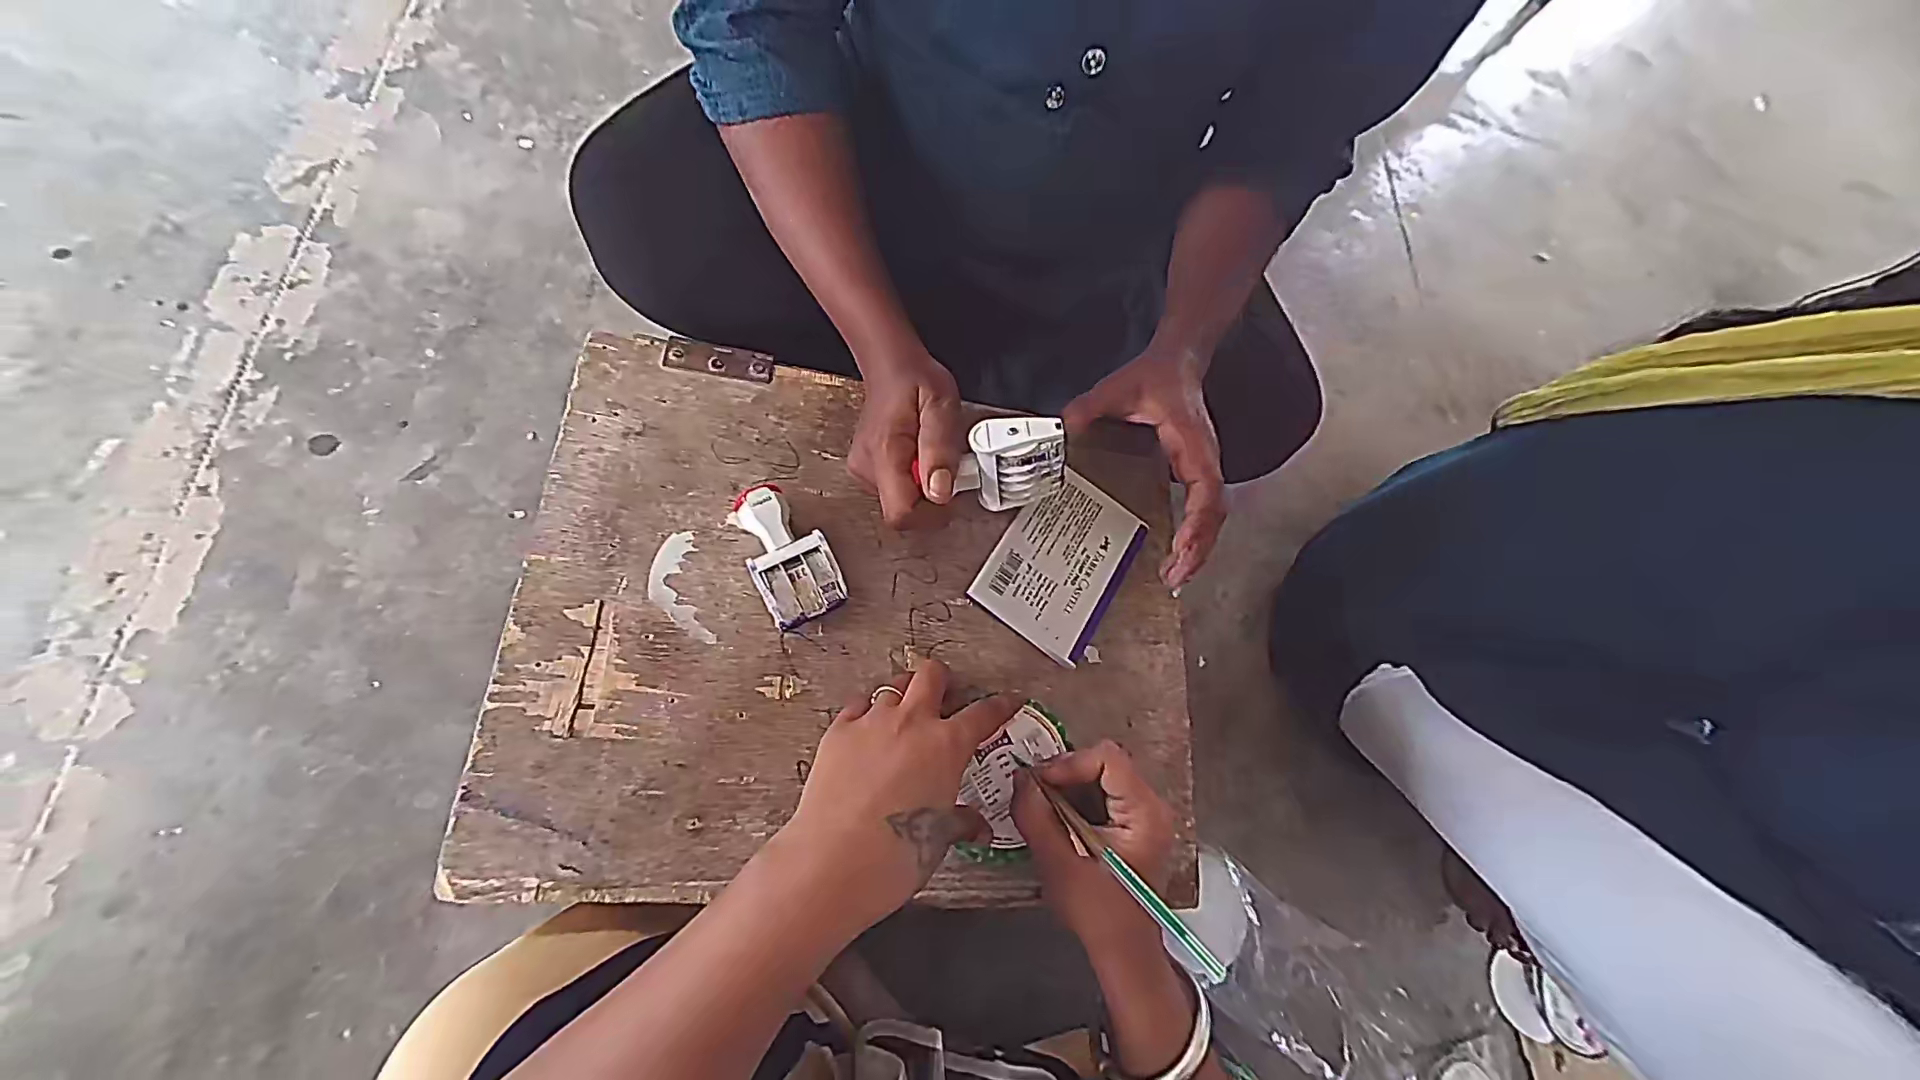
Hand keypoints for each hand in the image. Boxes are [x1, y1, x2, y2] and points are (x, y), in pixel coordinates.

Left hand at [782, 660, 1020, 926]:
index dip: (998, 705)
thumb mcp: (940, 838)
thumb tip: (973, 825)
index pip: (983, 713)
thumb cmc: (893, 856)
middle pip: (931, 675)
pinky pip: (858, 706)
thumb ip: (960, 821)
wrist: (834, 863)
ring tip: (905, 712)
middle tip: (946, 695)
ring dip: (903, 695)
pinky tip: (867, 728)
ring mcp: (872, 723)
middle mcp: (911, 723)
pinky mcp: (839, 732)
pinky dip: (866, 712)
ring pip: (893, 686)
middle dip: (942, 680)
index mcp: (946, 745)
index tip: (1003, 702)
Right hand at [848, 350, 963, 526]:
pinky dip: (914, 482)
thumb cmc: (915, 381)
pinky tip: (919, 458)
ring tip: (930, 456)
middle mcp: (867, 468)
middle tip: (942, 464)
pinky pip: (897, 492)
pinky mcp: (868, 473)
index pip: (900, 514)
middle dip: (930, 497)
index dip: (930, 515)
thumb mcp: (941, 408)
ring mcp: (864, 472)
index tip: (948, 493)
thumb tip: (939, 493)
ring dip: (923, 488)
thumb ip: (940, 450)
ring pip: (901, 504)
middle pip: (902, 512)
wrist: (891, 367)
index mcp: (883, 454)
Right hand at [1011, 740, 1176, 949]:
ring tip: (1042, 803)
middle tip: (1036, 789)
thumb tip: (1020, 777)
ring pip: (1100, 774)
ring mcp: (1144, 814)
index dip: (1070, 763)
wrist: (1123, 951)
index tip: (1041, 781)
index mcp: (1144, 813)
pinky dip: (1076, 797)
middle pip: (1105, 762)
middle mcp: (1151, 806)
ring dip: (1068, 784)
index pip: (1108, 758)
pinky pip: (1101, 792)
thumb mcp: (1058, 863)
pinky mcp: (1132, 823)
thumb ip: (1035, 815)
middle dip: (1066, 772)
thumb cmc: (1097, 912)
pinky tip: (1057, 816)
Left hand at [1062, 344, 1225, 588]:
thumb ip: (1090, 406)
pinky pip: (1201, 512)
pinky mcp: (1192, 474)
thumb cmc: (1156, 377)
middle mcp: (1203, 460)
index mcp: (1191, 443)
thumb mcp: (1119, 389)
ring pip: (1212, 518)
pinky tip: (1177, 557)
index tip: (1183, 547)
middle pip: (1214, 515)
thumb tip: (1064, 427)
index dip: (1197, 522)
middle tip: (1175, 579)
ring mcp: (1201, 468)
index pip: (1205, 488)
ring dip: (1198, 550)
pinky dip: (1193, 538)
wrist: (1178, 362)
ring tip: (1176, 578)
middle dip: (1199, 550)